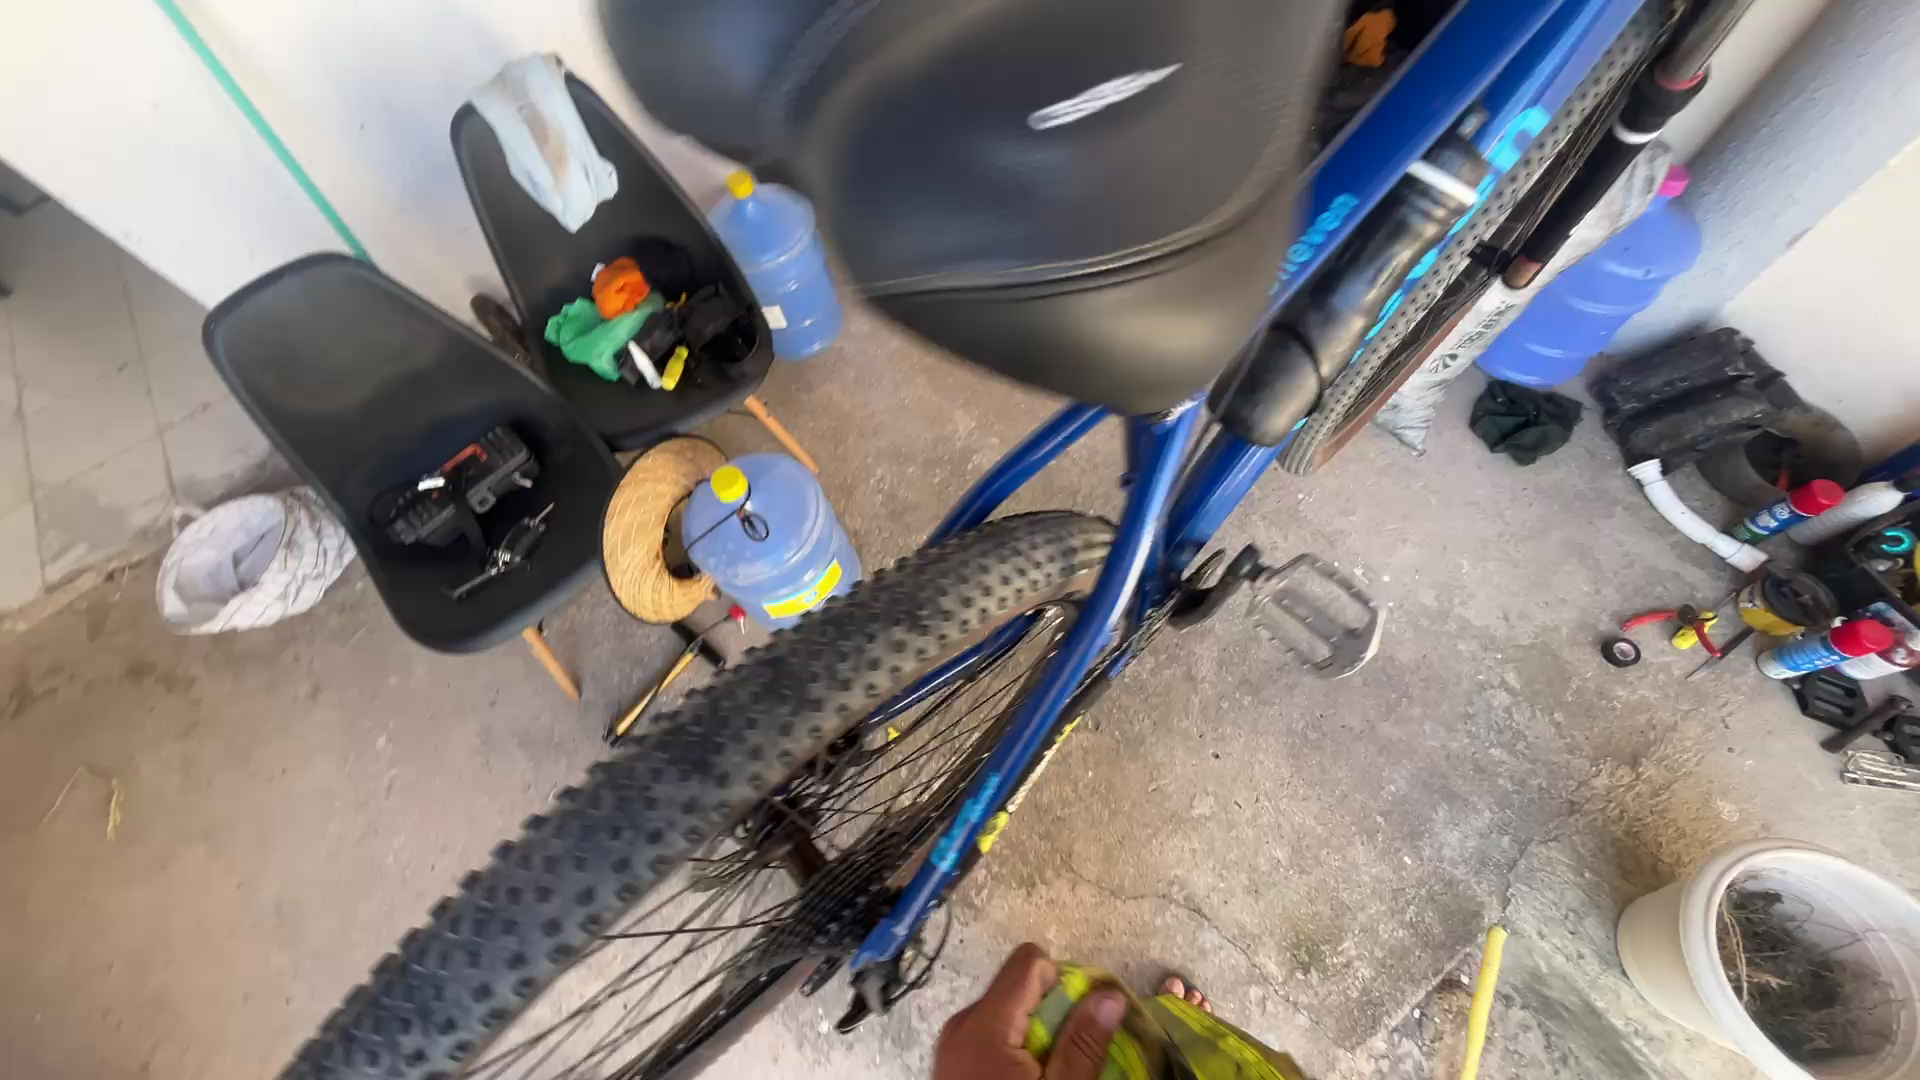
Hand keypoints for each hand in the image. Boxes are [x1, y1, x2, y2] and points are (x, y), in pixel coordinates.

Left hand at [932, 943, 1125, 1079]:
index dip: (1062, 981)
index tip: (1080, 1020)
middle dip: (1052, 1011)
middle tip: (1069, 1055)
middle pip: (1018, 984)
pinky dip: (1016, 1046)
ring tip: (1049, 1073)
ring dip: (1036, 1031)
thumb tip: (1109, 993)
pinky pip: (991, 1031)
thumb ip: (1083, 1044)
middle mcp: (963, 1021)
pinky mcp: (953, 1060)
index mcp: (985, 1023)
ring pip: (1007, 1008)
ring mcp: (954, 1042)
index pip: (1029, 962)